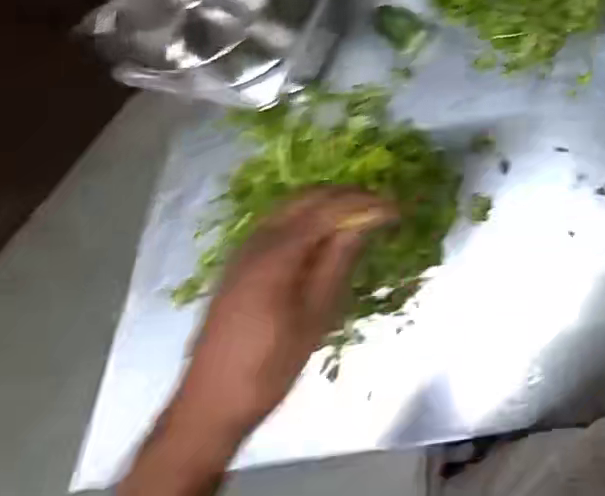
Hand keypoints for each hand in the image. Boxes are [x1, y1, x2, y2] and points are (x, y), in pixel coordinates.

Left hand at [171, 188, 397, 442]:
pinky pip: (280, 222)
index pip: (330, 209)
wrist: (207, 408)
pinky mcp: (239, 264)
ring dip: (329, 204)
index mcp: (276, 254)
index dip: (366, 203)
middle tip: (381, 210)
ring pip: (293, 206)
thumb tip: (365, 223)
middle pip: (309, 197)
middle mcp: (257, 241)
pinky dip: (309, 217)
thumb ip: (339, 261)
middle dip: (349, 196)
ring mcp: (244, 250)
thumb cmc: (269, 367)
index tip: (397, 209)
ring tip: (360, 219)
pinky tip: (327, 237)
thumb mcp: (315, 316)